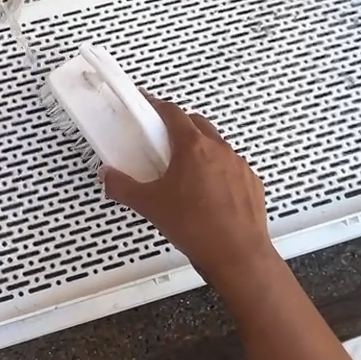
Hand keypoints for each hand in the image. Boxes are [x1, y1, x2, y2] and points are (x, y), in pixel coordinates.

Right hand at [103, 97, 279, 289]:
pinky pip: (232, 168)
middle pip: (197, 123)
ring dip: (200, 149)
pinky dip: (218, 172)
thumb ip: (122, 186)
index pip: (173, 113)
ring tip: (184, 171)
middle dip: (179, 126)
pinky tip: (206, 192)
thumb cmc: (198, 228)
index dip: (157, 105)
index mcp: (192, 148)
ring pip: (217, 145)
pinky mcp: (251, 184)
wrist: (236, 255)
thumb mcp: (148, 205)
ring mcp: (239, 166)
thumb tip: (109, 177)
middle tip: (163, 139)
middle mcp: (219, 151)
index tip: (149, 104)